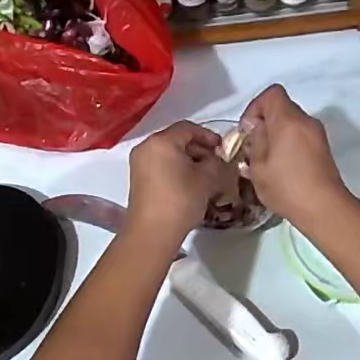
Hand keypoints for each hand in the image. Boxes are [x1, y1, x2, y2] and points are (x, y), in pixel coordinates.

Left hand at [126, 121, 224, 244]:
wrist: (152, 232)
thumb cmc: (180, 200)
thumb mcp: (206, 178)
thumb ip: (215, 162)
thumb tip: (217, 159)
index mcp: (161, 141)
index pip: (187, 128)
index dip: (208, 135)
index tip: (222, 148)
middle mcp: (146, 147)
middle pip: (176, 139)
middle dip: (198, 148)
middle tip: (216, 161)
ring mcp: (139, 163)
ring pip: (168, 153)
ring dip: (188, 159)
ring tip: (206, 174)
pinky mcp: (138, 179)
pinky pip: (160, 165)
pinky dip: (175, 168)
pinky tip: (190, 182)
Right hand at [238, 85, 347, 223]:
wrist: (323, 208)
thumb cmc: (286, 186)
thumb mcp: (258, 166)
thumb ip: (255, 140)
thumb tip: (256, 127)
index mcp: (288, 121)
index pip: (272, 94)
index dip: (255, 107)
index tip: (247, 130)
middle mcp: (306, 121)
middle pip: (281, 108)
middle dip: (264, 123)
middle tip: (252, 148)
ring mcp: (317, 134)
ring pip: (291, 123)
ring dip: (276, 135)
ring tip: (265, 161)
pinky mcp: (322, 148)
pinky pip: (300, 136)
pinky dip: (288, 144)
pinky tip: (281, 168)